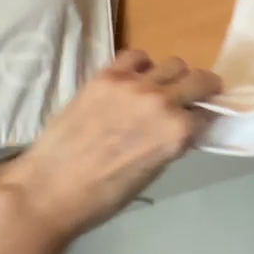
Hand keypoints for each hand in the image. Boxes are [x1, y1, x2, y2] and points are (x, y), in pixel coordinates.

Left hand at [0, 50, 221, 241]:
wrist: (47, 192)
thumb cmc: (102, 197)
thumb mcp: (151, 173)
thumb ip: (172, 143)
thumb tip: (184, 125)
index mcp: (176, 133)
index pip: (207, 114)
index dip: (205, 118)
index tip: (200, 121)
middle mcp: (162, 102)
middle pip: (200, 80)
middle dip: (204, 88)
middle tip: (197, 95)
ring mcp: (135, 85)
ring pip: (174, 63)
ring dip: (174, 76)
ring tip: (160, 88)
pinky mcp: (108, 76)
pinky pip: (137, 56)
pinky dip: (142, 65)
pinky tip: (134, 79)